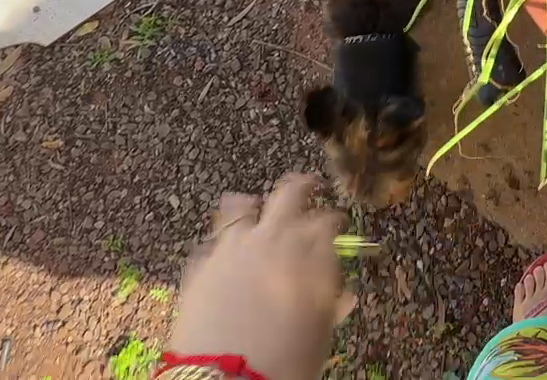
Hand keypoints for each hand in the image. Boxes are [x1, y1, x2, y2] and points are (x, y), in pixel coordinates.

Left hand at [170, 174, 350, 379]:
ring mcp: (234, 246)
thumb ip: (330, 303)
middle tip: (310, 188)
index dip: (335, 221)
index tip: (338, 225)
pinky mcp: (202, 264)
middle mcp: (274, 236)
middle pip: (291, 193)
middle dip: (303, 187)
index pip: (328, 219)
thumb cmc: (285, 360)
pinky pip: (213, 242)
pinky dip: (223, 244)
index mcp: (310, 248)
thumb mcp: (320, 333)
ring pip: (242, 205)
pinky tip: (225, 253)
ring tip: (257, 208)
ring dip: (254, 206)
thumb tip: (344, 295)